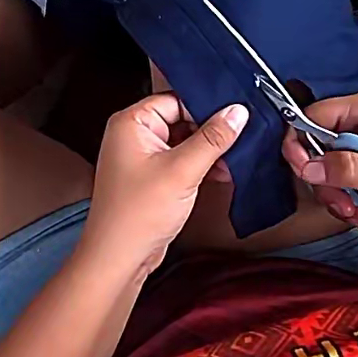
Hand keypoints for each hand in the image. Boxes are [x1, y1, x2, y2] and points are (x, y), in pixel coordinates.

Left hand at [83, 94, 246, 277]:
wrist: (120, 257)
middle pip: (183, 118)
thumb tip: (236, 113)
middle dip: (211, 132)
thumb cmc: (136, 215)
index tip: (233, 116)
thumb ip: (213, 138)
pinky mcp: (153, 175)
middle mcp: (134, 135)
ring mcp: (143, 156)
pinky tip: (220, 174)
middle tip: (235, 141)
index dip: (206, 108)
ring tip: (229, 162)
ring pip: (186, 140)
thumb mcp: (183, 170)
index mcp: (131, 123)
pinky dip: (202, 165)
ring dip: (209, 151)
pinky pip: (183, 160)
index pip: (177, 99)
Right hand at [281, 91, 357, 227]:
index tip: (304, 175)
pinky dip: (348, 199)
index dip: (299, 145)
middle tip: (343, 206)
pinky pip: (342, 179)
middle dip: (324, 182)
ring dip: (337, 196)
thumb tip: (306, 168)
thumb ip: (349, 168)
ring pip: (326, 168)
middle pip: (315, 147)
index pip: (310, 117)